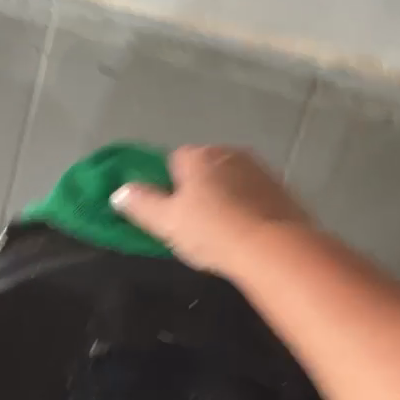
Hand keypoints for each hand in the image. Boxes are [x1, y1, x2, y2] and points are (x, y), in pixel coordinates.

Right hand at [109, 145, 314, 274]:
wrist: (271, 247)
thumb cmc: (212, 232)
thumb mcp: (166, 223)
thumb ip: (141, 204)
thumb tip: (119, 192)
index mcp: (196, 156)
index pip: (174, 160)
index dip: (169, 187)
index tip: (172, 213)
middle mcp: (228, 152)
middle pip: (204, 168)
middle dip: (199, 190)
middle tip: (195, 226)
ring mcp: (258, 168)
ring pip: (231, 180)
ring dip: (225, 197)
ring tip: (222, 232)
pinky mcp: (281, 188)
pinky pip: (254, 194)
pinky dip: (248, 207)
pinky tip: (246, 231)